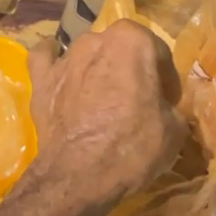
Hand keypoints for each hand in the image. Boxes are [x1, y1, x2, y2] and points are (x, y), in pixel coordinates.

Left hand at [24, 20, 186, 213]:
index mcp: (133, 42)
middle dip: (130, 71)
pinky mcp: (41, 79)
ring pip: (86, 54)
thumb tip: (161, 110)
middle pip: (120, 50)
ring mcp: (65, 58)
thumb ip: (168, 107)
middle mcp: (97, 40)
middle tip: (137, 101)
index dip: (165, 78)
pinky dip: (53, 62)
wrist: (81, 175)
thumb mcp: (174, 130)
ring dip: (96, 70)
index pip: (158, 52)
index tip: (168, 101)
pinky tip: (60, 71)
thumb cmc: (133, 146)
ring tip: (102, 100)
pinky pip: (45, 58)